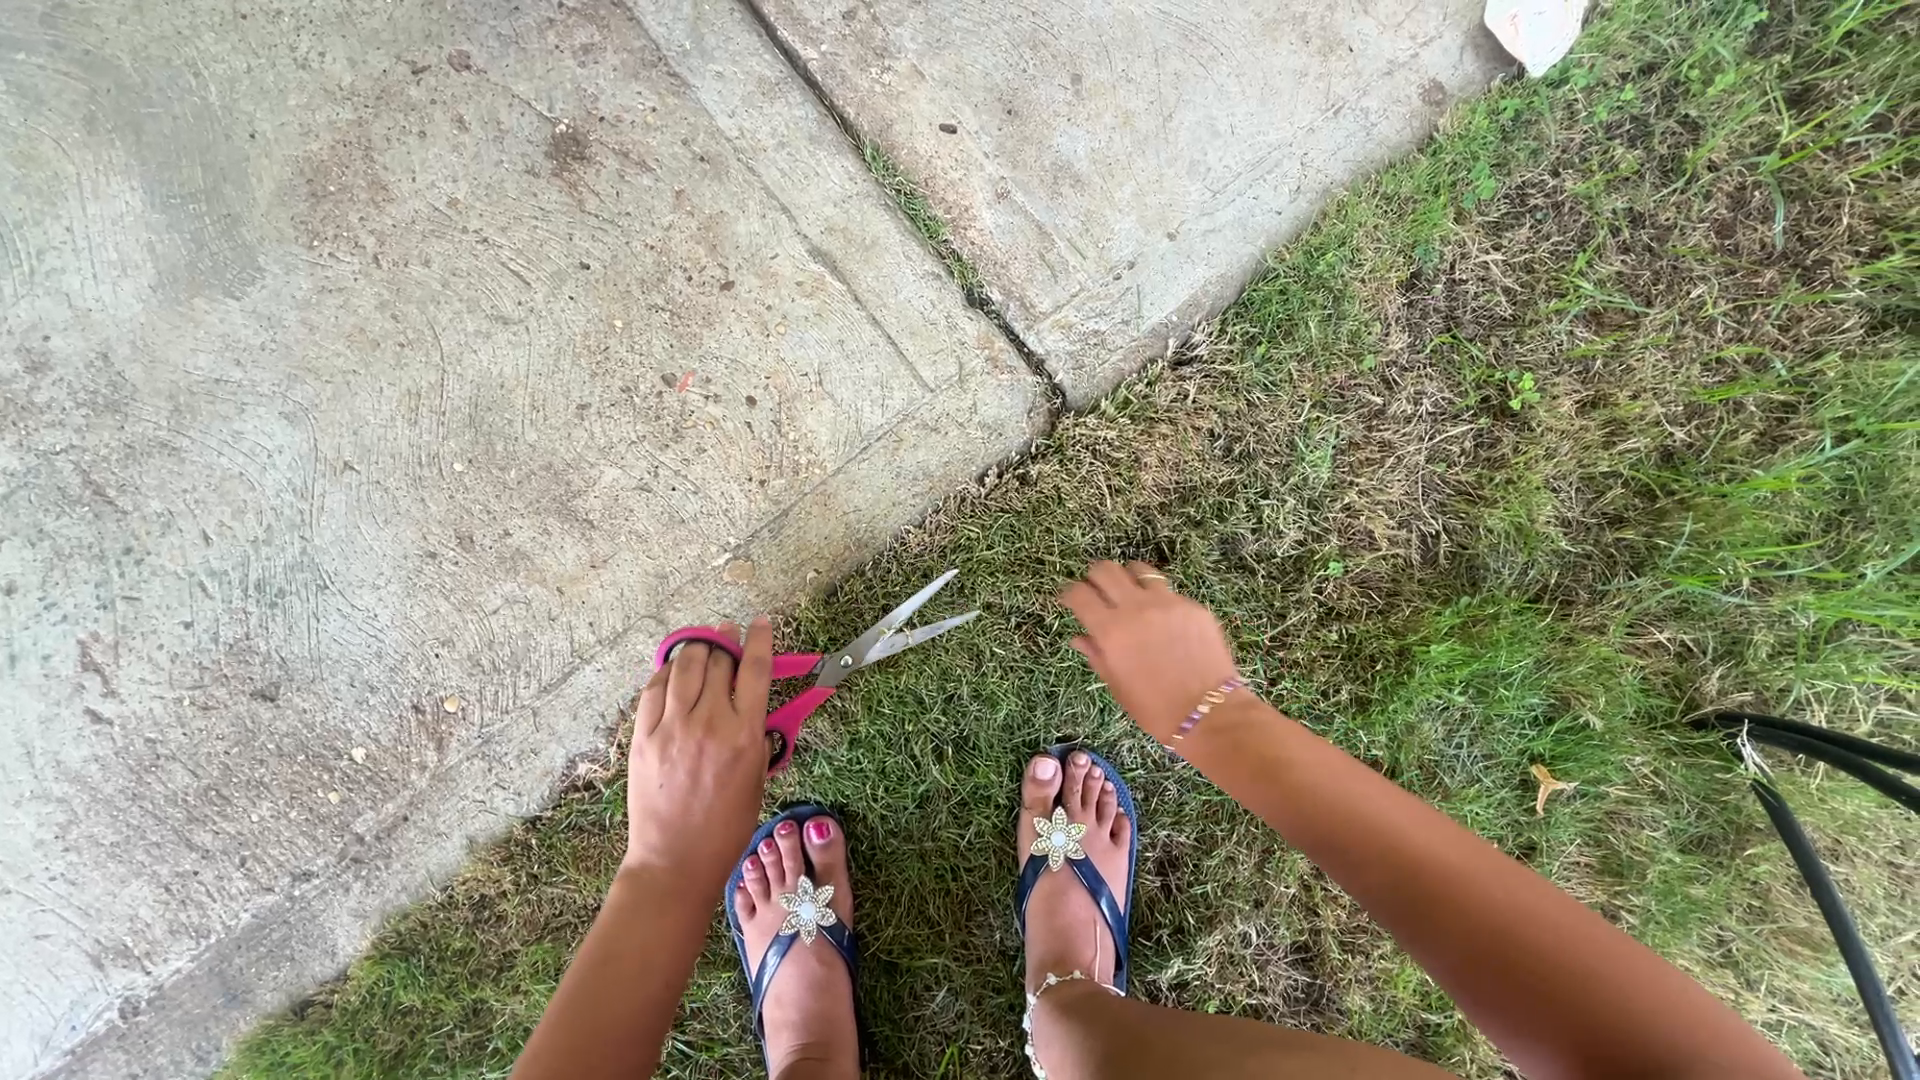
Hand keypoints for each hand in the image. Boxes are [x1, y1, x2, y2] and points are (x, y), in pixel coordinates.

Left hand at [623, 617, 773, 886]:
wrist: (676, 859)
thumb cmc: (726, 825)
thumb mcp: (757, 776)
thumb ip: (755, 735)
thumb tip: (749, 704)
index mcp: (744, 734)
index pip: (755, 668)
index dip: (758, 638)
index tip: (758, 623)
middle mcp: (709, 722)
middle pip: (718, 660)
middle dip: (724, 642)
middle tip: (726, 637)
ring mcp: (672, 727)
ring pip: (684, 666)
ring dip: (696, 650)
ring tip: (701, 647)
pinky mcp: (643, 736)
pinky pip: (654, 688)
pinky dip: (666, 673)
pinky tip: (673, 673)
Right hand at [1059, 561, 1239, 741]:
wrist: (1209, 714)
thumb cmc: (1154, 708)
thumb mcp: (1116, 684)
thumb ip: (1096, 654)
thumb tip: (1079, 637)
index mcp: (1111, 631)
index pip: (1079, 594)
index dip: (1069, 593)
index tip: (1069, 599)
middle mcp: (1136, 608)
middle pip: (1105, 570)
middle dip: (1094, 577)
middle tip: (1096, 591)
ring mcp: (1167, 603)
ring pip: (1138, 569)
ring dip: (1127, 577)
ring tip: (1129, 593)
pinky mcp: (1193, 606)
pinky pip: (1167, 591)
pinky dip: (1156, 598)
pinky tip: (1161, 618)